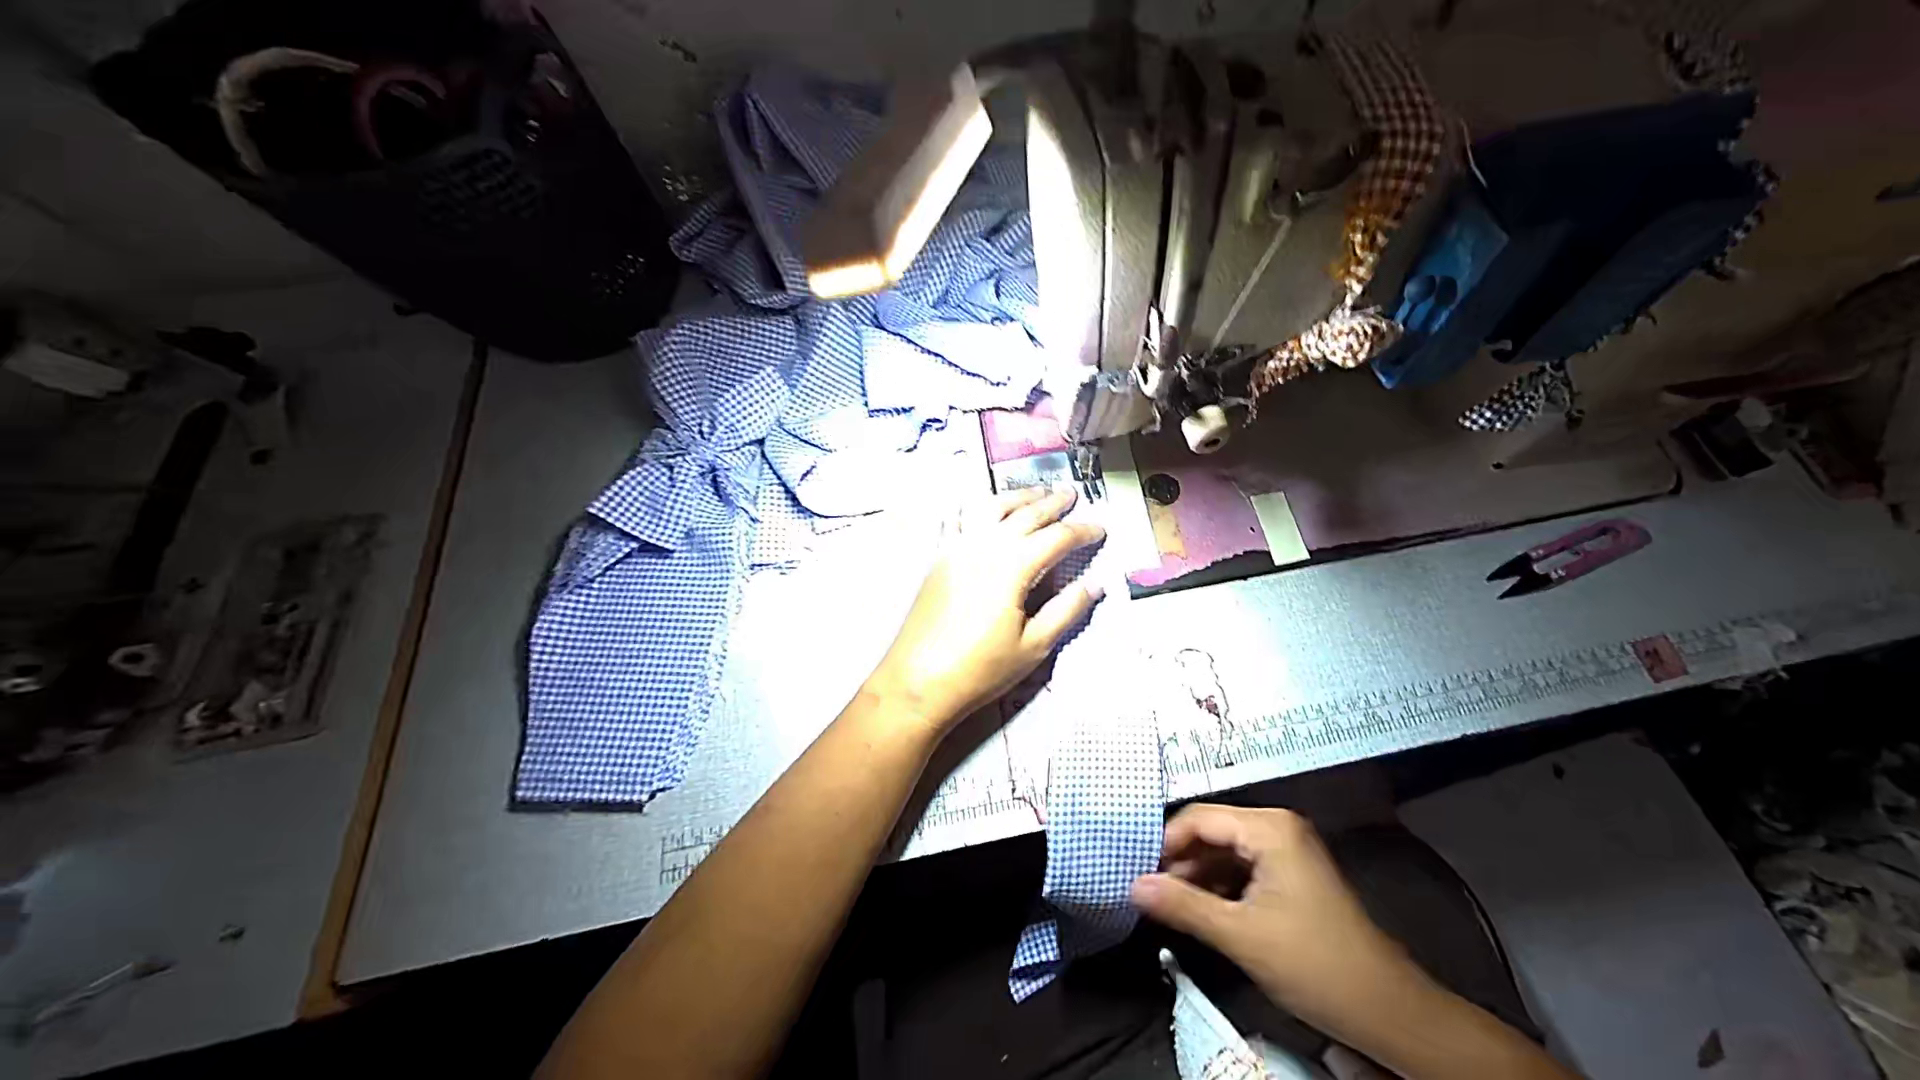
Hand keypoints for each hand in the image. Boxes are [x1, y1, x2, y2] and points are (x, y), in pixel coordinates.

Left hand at [860, 486, 1106, 736]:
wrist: (918, 680)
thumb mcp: (1033, 646)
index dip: (1082, 531)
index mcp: (1013, 566)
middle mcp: (985, 546)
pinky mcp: (938, 557)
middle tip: (1071, 493)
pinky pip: (958, 519)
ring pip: (991, 507)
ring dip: (1016, 496)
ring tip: (1035, 493)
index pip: (1057, 537)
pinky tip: (982, 507)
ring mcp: (957, 547)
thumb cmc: (980, 669)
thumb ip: (1066, 610)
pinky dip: (975, 507)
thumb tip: (1095, 583)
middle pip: (1025, 513)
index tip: (1100, 528)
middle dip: (1052, 502)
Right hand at [1130, 805, 1430, 1034]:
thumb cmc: (1313, 963)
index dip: (1164, 844)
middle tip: (1149, 891)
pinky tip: (1199, 909)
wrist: (1386, 1009)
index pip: (1198, 819)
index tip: (1136, 872)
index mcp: (1269, 828)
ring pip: (1224, 850)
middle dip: (1179, 861)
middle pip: (1211, 831)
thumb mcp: (1239, 935)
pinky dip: (1218, 885)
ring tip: (1168, 904)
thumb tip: (1133, 886)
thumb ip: (1182, 905)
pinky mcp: (1291, 873)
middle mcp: (1278, 827)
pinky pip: (1242, 866)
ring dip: (1196, 875)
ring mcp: (1287, 849)